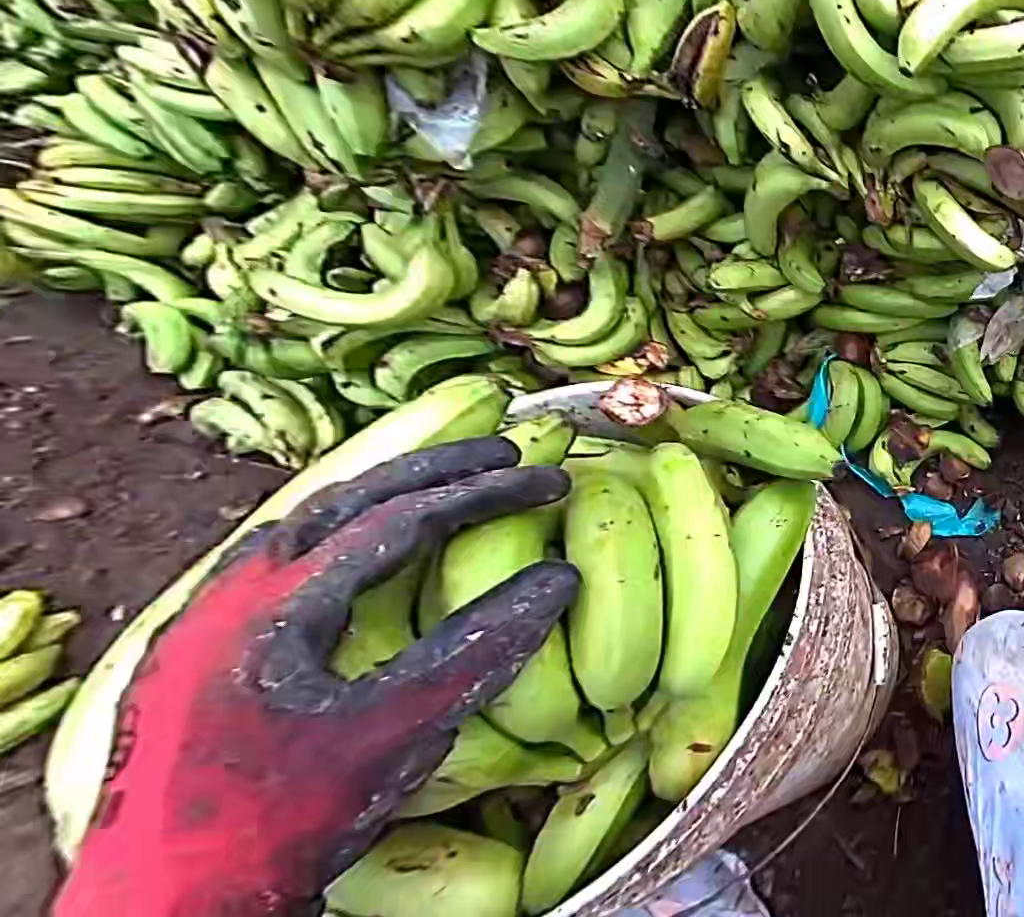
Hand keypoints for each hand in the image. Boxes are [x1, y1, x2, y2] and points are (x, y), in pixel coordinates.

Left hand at [55, 437, 577, 916]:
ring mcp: (210, 617)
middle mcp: (228, 596)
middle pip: (349, 497)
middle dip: (439, 467)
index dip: (484, 492)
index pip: (399, 518)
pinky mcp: (211, 643)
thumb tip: (561, 578)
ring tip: (457, 475)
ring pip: (313, 518)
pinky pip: (292, 551)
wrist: (162, 914)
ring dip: (394, 488)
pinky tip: (380, 533)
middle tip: (509, 452)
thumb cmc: (281, 822)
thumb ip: (480, 649)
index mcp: (270, 611)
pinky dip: (355, 524)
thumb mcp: (397, 733)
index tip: (548, 480)